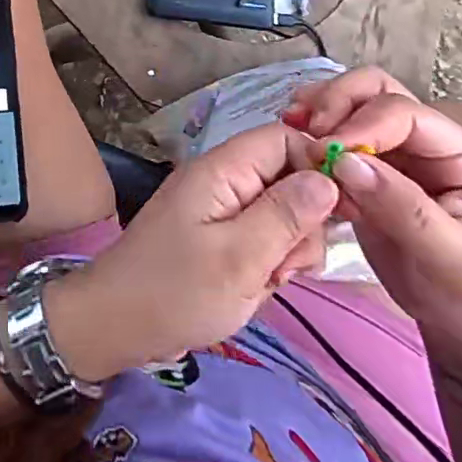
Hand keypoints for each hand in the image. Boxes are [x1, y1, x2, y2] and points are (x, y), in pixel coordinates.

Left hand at [46, 122, 338, 380]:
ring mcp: (221, 209)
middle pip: (290, 178)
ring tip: (265, 278)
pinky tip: (258, 285)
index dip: (319, 165)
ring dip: (289, 248)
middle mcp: (222, 180)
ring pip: (283, 213)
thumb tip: (329, 176)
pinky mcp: (221, 236)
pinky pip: (264, 237)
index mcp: (221, 169)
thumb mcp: (240, 256)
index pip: (284, 139)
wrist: (119, 323)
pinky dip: (271, 261)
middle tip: (284, 262)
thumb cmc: (177, 290)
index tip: (342, 211)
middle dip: (303, 222)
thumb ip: (286, 214)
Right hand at [282, 67, 461, 360]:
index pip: (408, 115)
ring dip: (319, 110)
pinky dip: (310, 135)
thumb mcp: (454, 260)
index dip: (364, 124)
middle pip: (377, 92)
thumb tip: (344, 159)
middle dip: (338, 101)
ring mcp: (395, 158)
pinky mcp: (366, 176)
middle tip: (305, 126)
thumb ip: (402, 207)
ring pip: (351, 107)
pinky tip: (293, 147)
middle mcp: (428, 145)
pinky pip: (334, 141)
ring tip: (290, 124)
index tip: (327, 151)